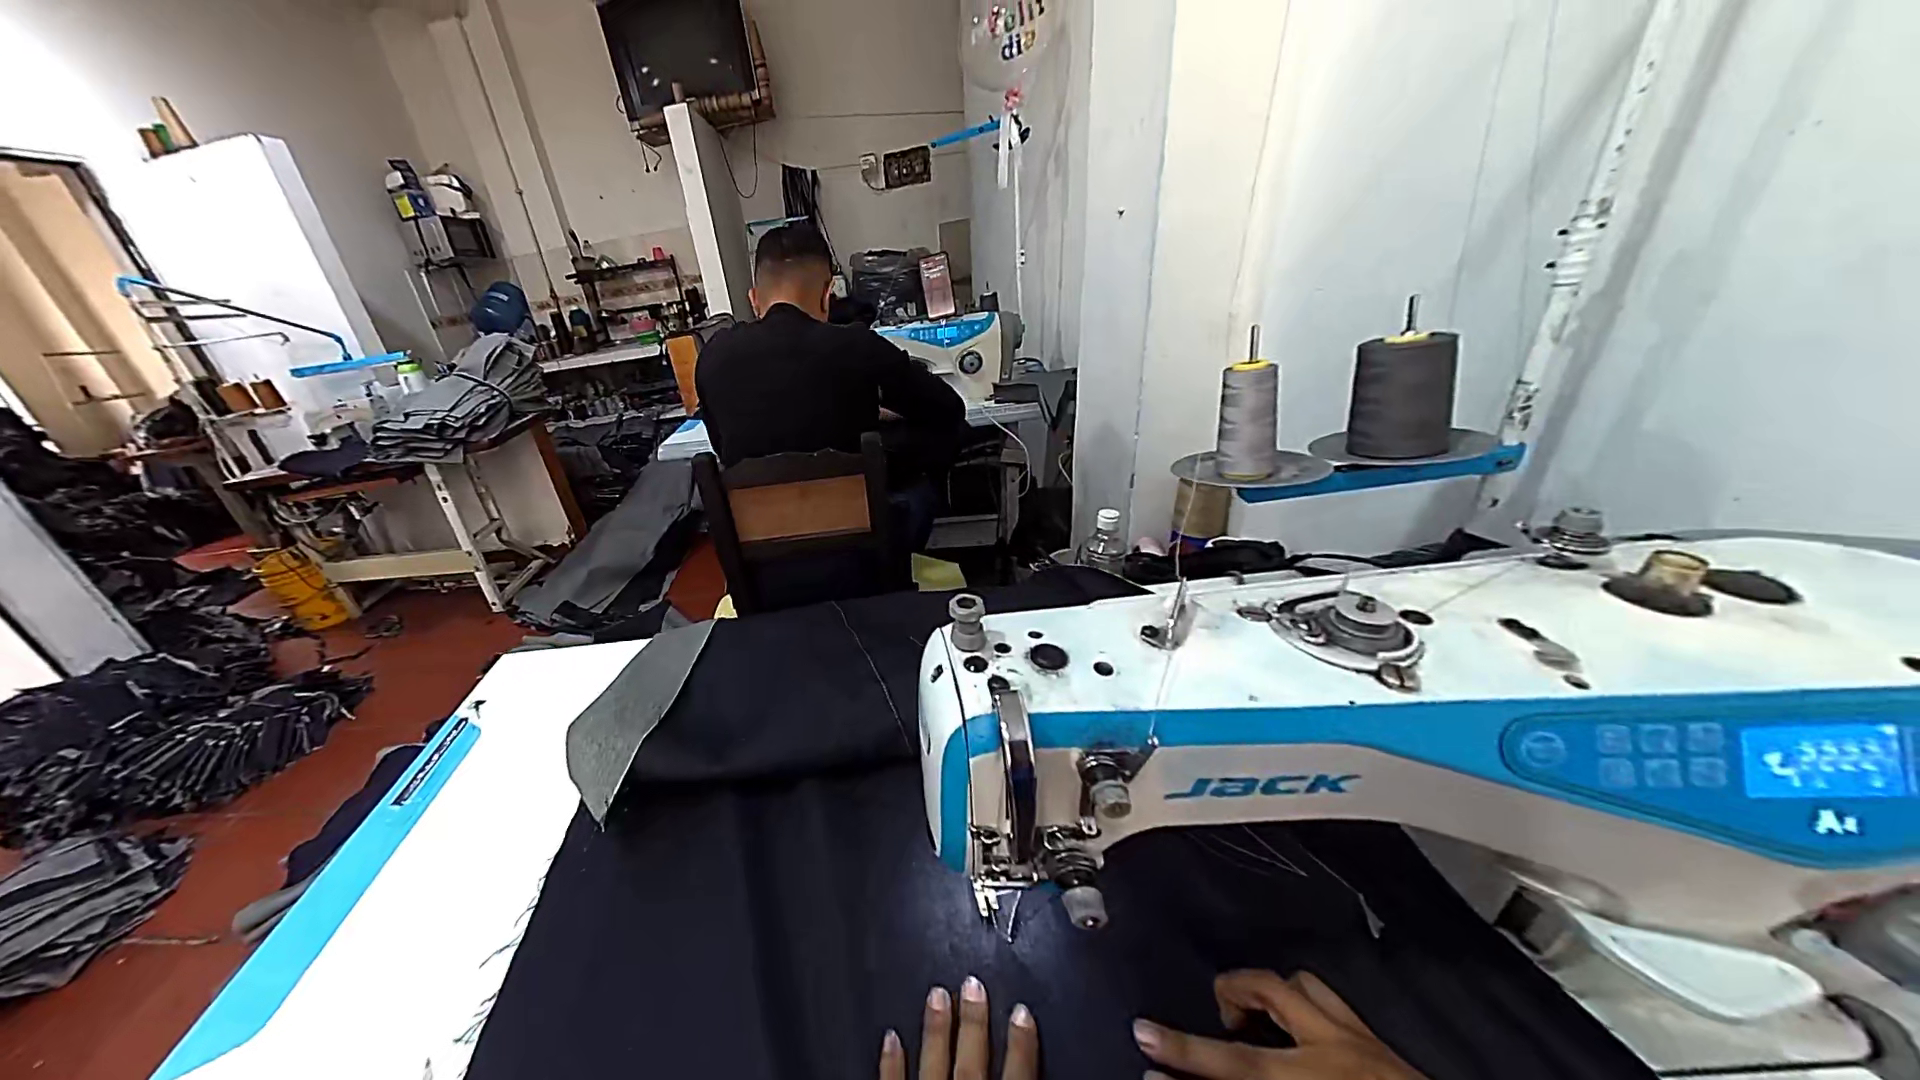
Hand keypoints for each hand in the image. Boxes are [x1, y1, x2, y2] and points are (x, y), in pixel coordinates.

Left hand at [881, 975, 1038, 1079]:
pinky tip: (890, 1037)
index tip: (1021, 1010)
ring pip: (933, 1069)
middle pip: (971, 1067)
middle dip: (973, 1025)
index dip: (1021, 1046)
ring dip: (936, 1032)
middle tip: (972, 983)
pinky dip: (891, 1064)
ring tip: (936, 993)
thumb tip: (1042, 1073)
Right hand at [1133, 970, 1425, 1079]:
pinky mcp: (1383, 1045)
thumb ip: (1252, 1074)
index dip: (1182, 1048)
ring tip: (1260, 1018)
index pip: (1234, 1059)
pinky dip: (1309, 1006)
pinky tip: (1308, 1030)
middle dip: (1231, 992)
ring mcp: (1363, 1040)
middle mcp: (1335, 1047)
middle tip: (1222, 1018)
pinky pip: (1335, 1003)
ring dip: (1274, 993)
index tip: (1142, 1036)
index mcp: (1312, 1075)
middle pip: (1266, 988)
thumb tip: (1194, 1078)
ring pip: (1304, 984)